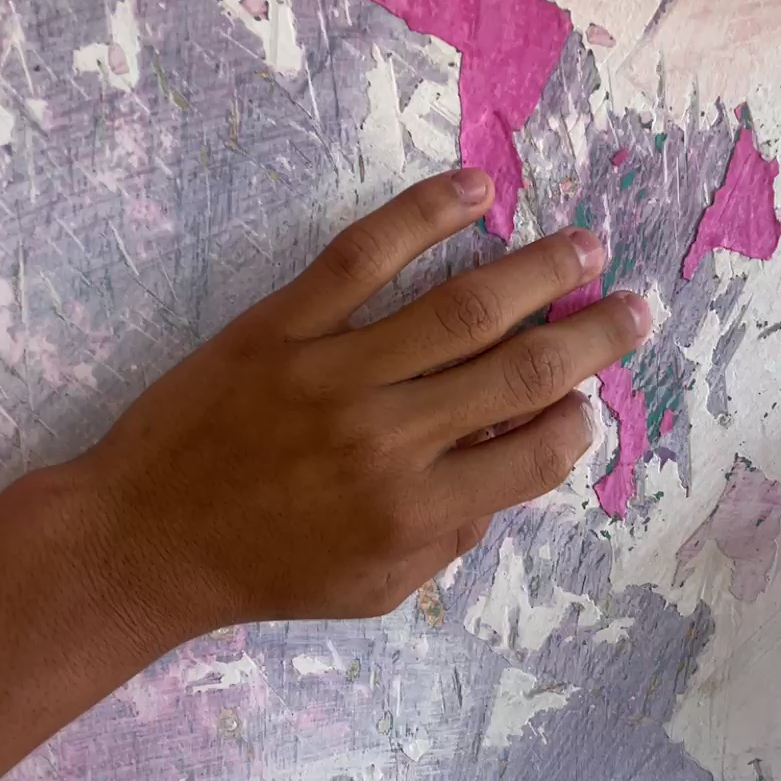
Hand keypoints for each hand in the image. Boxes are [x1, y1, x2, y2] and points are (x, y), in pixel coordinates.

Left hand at [65, 169, 648, 631]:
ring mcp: (334, 371)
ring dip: (538, 271)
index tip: (585, 402)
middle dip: (595, 339)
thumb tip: (518, 467)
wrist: (143, 540)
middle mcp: (390, 438)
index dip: (577, 423)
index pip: (536, 454)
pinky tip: (475, 191)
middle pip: (520, 371)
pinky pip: (362, 256)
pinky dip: (423, 215)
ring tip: (588, 248)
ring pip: (459, 306)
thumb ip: (456, 536)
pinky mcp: (281, 324)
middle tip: (638, 308)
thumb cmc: (267, 573)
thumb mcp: (377, 589)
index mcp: (417, 512)